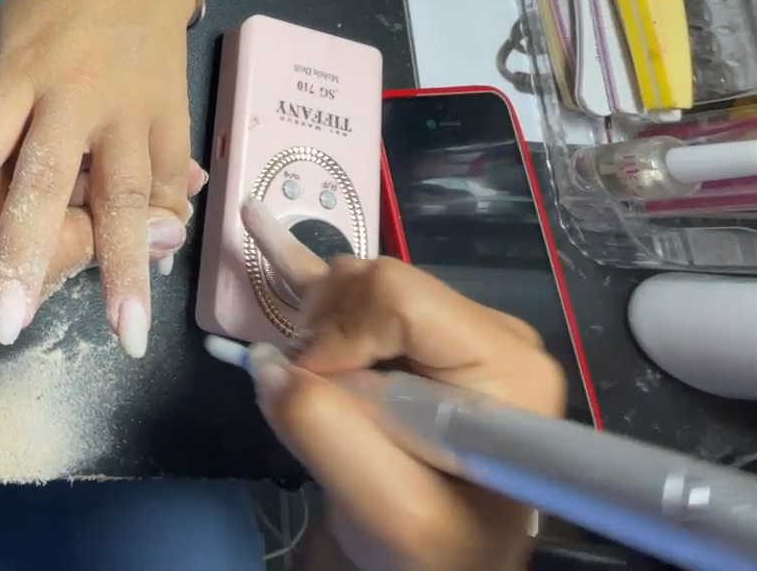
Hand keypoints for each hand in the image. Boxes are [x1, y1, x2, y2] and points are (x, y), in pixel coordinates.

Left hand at [0, 0, 231, 358]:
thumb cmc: (50, 3)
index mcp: (17, 74)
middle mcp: (71, 96)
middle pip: (46, 181)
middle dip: (25, 255)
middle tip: (6, 324)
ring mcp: (129, 110)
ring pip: (124, 194)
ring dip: (124, 268)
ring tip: (125, 334)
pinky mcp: (174, 118)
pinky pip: (168, 181)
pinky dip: (165, 228)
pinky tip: (161, 275)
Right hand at [243, 207, 565, 570]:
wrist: (429, 551)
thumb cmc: (431, 542)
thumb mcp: (392, 511)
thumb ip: (328, 433)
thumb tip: (268, 362)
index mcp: (503, 365)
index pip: (397, 298)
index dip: (339, 334)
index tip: (315, 384)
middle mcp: (480, 328)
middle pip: (369, 282)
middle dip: (322, 330)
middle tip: (312, 386)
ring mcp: (438, 320)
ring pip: (345, 278)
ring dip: (310, 321)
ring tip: (304, 367)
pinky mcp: (397, 324)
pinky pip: (335, 275)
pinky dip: (288, 253)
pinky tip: (253, 218)